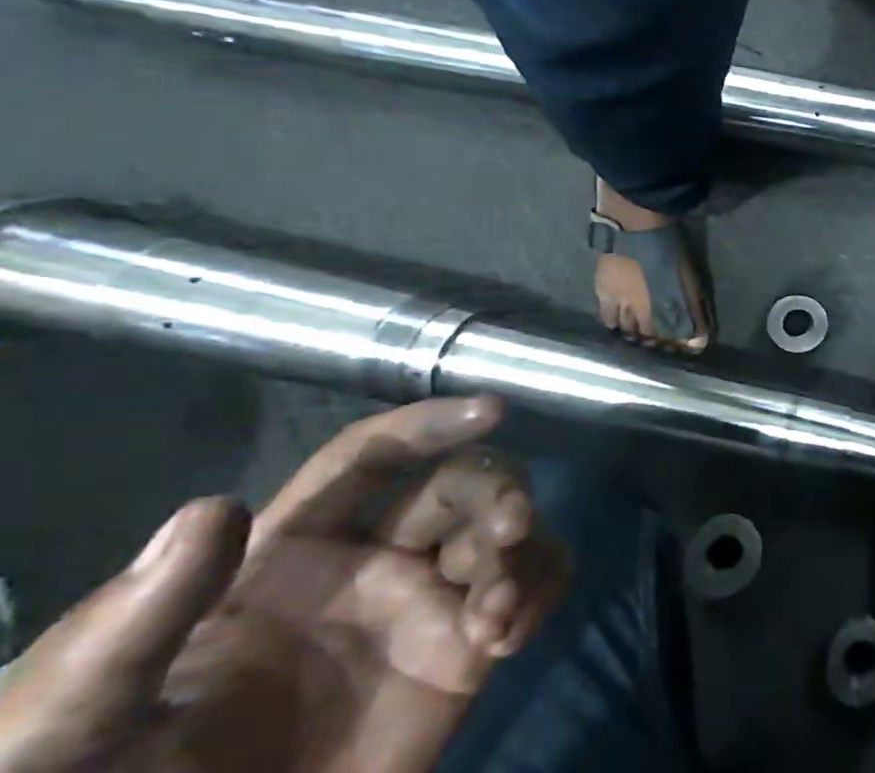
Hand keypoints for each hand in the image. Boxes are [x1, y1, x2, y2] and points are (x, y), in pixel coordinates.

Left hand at [0, 397, 568, 772]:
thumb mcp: (71, 724)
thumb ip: (128, 628)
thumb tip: (213, 511)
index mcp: (293, 551)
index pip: (372, 457)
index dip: (430, 424)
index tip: (491, 409)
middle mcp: (376, 560)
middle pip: (462, 484)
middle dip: (499, 493)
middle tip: (509, 533)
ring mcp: (429, 604)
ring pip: (511, 531)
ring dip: (525, 554)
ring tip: (500, 619)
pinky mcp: (469, 651)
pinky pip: (536, 585)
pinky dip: (544, 590)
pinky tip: (511, 638)